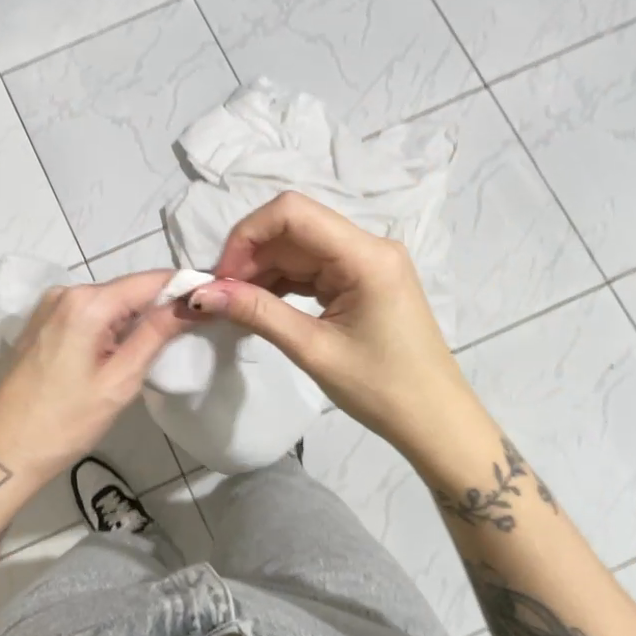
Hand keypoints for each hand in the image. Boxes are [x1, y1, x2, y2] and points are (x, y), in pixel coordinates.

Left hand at [0, 271, 190, 485]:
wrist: (2, 451)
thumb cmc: (65, 422)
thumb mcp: (119, 380)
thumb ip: (156, 335)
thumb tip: (191, 301)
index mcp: (86, 302)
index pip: (150, 280)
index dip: (184, 288)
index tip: (212, 302)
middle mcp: (64, 293)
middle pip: (126, 290)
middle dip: (158, 307)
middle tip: (191, 332)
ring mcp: (47, 307)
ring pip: (106, 304)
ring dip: (131, 320)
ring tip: (157, 348)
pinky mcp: (38, 324)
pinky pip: (84, 315)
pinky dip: (106, 327)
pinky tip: (116, 354)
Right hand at [184, 191, 479, 448]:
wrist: (435, 423)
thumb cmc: (382, 389)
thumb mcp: (313, 350)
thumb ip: (257, 313)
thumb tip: (200, 295)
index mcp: (366, 255)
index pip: (292, 212)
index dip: (247, 235)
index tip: (220, 276)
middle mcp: (368, 247)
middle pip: (292, 228)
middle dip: (248, 256)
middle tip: (216, 297)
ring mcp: (365, 263)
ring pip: (296, 248)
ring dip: (259, 271)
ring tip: (230, 305)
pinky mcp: (359, 281)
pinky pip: (309, 268)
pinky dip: (278, 283)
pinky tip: (255, 306)